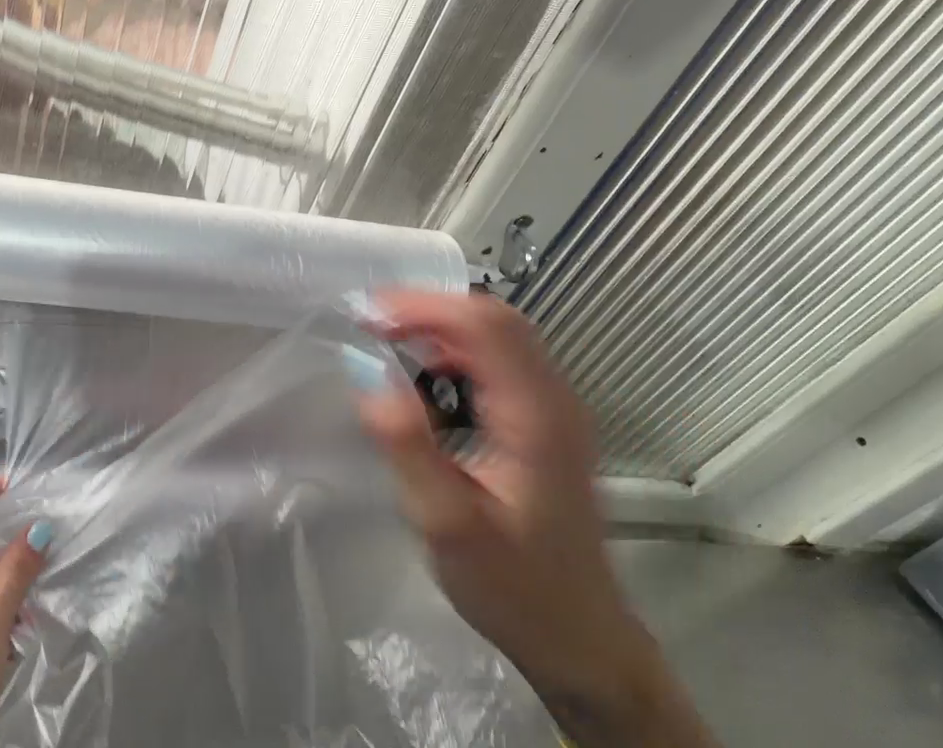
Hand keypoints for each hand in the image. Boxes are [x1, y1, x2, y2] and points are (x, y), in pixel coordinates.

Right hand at [359, 292, 717, 747]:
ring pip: (502, 336)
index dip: (424, 307)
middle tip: (368, 321)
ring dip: (442, 325)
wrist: (578, 635)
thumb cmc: (511, 585)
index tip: (364, 314)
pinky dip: (457, 349)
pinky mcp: (547, 424)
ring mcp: (557, 411)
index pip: (485, 328)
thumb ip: (410, 449)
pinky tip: (422, 372)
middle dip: (429, 308)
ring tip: (384, 339)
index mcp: (536, 418)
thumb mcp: (447, 524)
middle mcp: (556, 401)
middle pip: (498, 320)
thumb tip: (368, 378)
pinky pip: (502, 362)